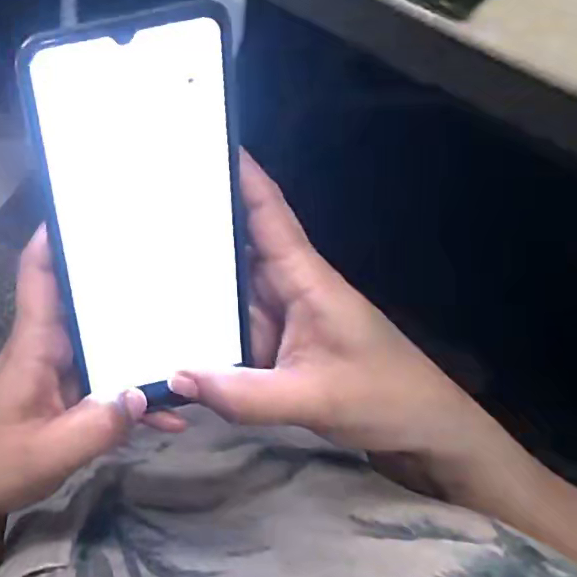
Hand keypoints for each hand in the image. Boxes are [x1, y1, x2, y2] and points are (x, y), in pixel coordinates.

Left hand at [0, 228, 184, 533]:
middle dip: (115, 278)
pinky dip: (134, 391)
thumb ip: (98, 427)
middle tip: (162, 258)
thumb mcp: (50, 453)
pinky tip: (171, 408)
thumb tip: (145, 393)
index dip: (50, 238)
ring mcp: (60, 370)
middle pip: (81, 298)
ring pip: (102, 339)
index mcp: (34, 345)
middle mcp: (48, 347)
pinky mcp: (70, 395)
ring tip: (185, 321)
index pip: (37, 277)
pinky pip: (107, 380)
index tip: (80, 208)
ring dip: (136, 335)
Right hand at [169, 154, 520, 486]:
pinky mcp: (282, 347)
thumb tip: (174, 378)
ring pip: (233, 292)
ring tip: (148, 263)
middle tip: (148, 206)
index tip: (208, 142)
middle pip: (239, 248)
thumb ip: (244, 395)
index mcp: (307, 280)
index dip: (243, 176)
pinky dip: (209, 325)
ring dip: (198, 281)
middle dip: (199, 226)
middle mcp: (291, 290)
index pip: (269, 214)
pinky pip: (237, 327)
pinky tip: (175, 325)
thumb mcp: (313, 397)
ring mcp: (286, 319)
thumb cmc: (385, 398)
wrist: (429, 434)